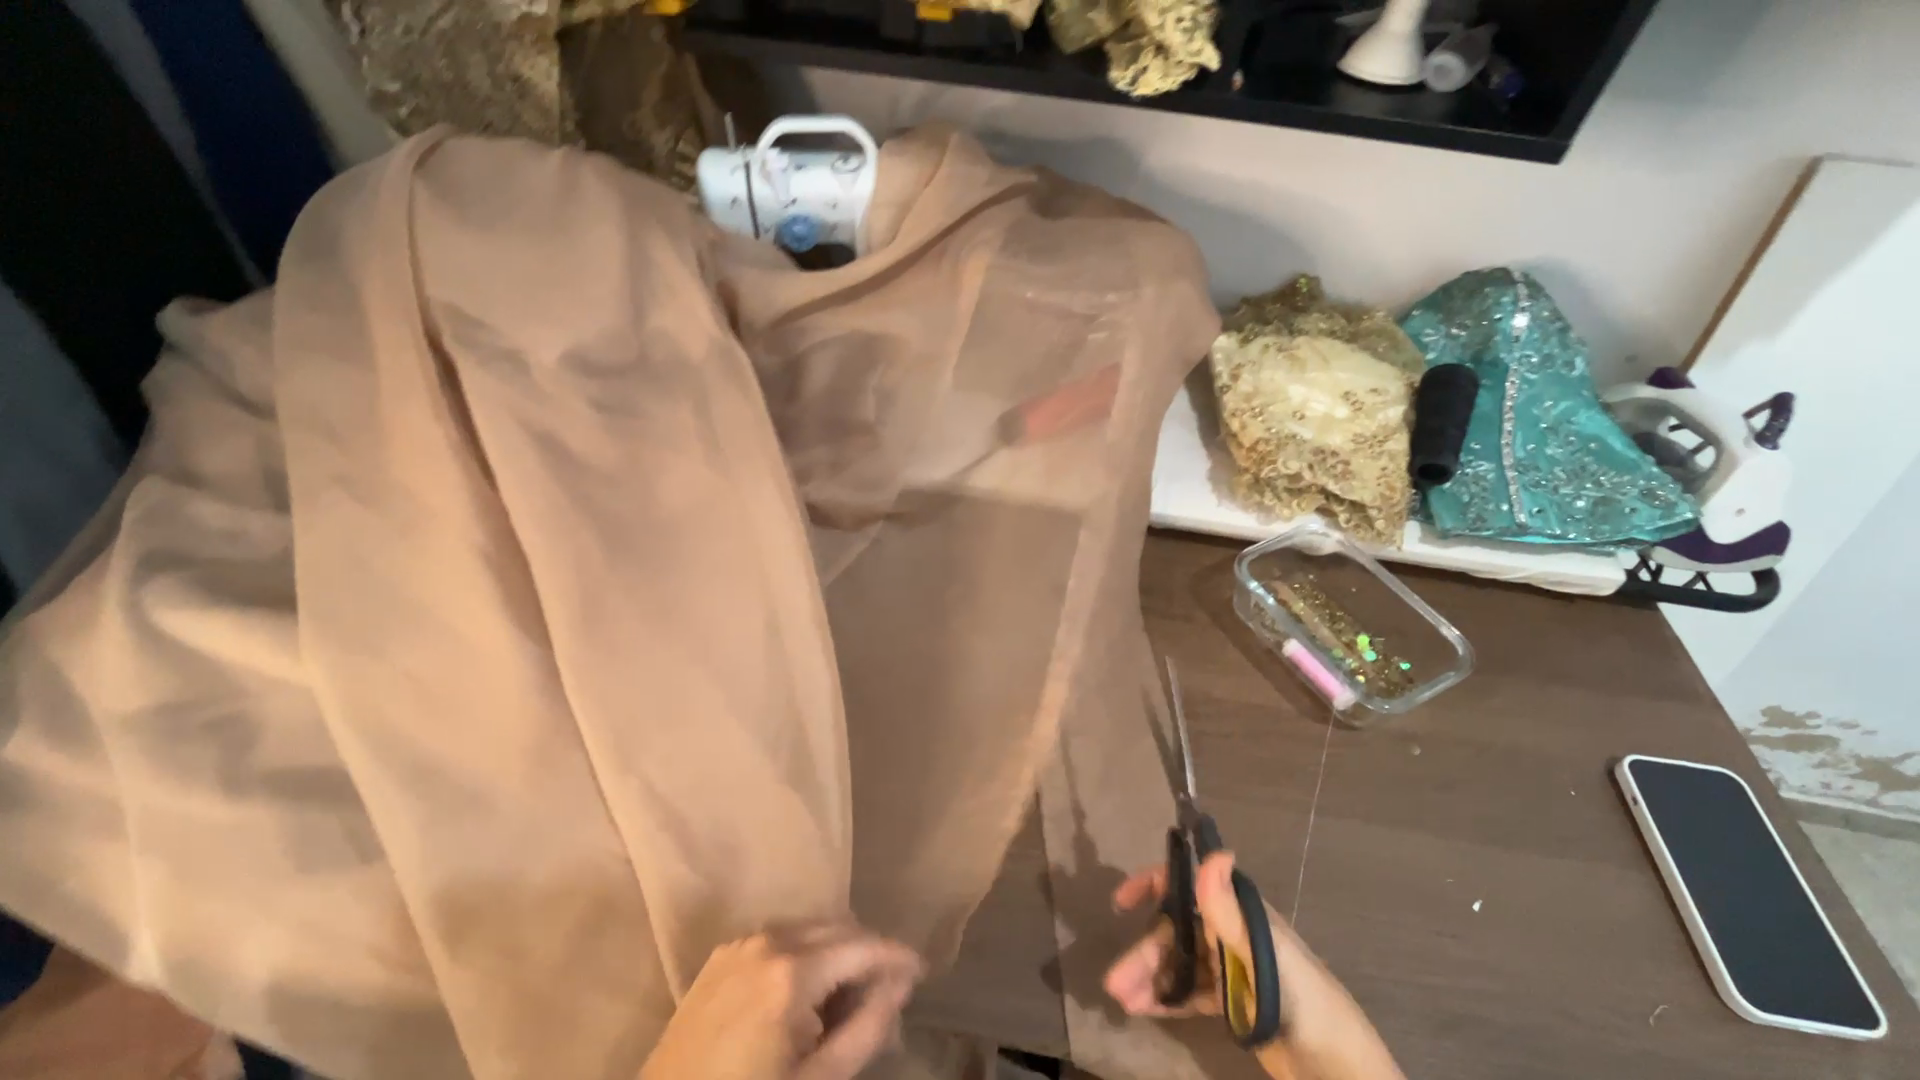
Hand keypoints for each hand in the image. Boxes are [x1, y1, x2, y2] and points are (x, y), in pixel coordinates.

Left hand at [640, 921, 923, 1079]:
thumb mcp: (817, 1079)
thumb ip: (866, 1028)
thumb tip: (900, 985)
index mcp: (792, 971)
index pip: (862, 946)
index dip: (898, 957)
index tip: (922, 972)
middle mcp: (767, 942)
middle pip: (837, 929)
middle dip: (867, 953)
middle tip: (888, 990)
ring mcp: (738, 945)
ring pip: (807, 930)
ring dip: (836, 951)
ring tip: (850, 994)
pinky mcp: (719, 958)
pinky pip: (777, 940)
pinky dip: (804, 953)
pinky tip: (807, 992)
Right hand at [1104, 852, 1404, 1079]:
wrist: (1339, 1069)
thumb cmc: (1306, 1004)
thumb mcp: (1265, 957)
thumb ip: (1232, 912)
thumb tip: (1216, 852)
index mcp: (1242, 916)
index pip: (1190, 886)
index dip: (1154, 886)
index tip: (1122, 901)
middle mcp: (1233, 935)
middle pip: (1177, 933)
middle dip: (1144, 953)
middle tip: (1114, 984)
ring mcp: (1233, 969)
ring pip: (1179, 964)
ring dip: (1150, 978)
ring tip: (1124, 1002)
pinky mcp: (1234, 1002)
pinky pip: (1190, 992)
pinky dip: (1167, 998)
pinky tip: (1145, 1009)